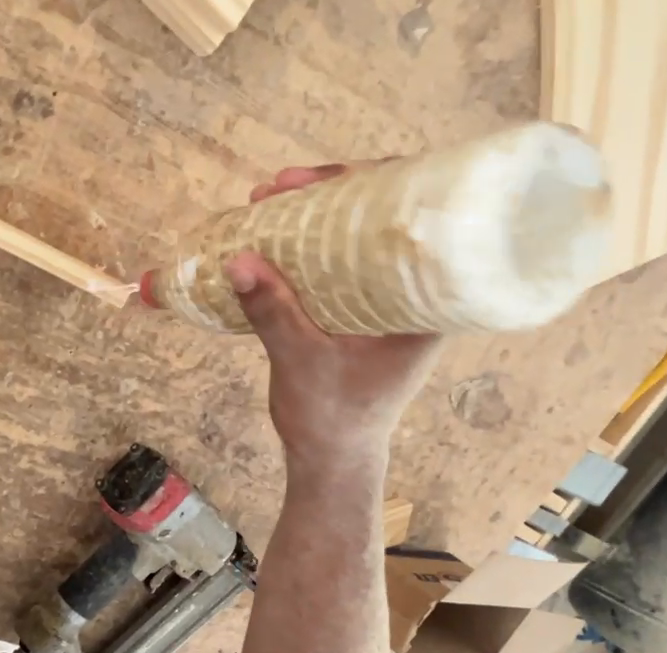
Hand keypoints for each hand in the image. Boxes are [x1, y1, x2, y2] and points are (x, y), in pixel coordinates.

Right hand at [231, 165, 440, 477]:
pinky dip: (307, 247)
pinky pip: (338, 263)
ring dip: (314, 216)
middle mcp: (416, 289)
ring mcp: (386, 298)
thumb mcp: (300, 362)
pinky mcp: (359, 308)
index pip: (419, 213)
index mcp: (429, 298)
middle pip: (384, 216)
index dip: (370, 182)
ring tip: (269, 201)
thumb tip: (237, 260)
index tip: (316, 181)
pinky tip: (275, 237)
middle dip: (331, 192)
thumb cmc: (331, 417)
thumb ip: (272, 312)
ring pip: (357, 237)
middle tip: (280, 186)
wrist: (331, 457)